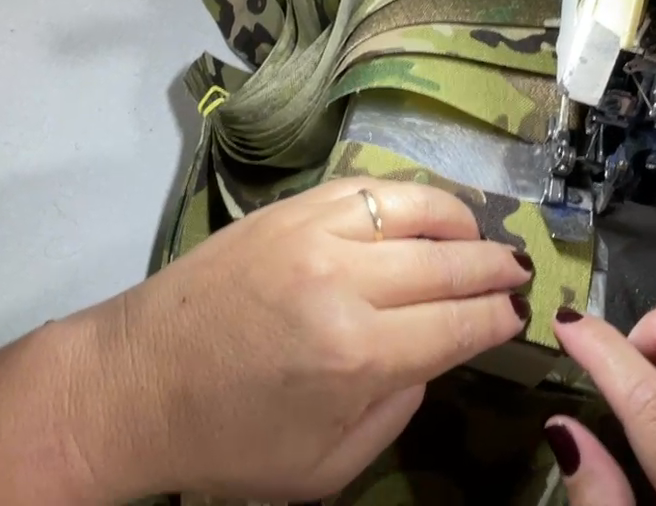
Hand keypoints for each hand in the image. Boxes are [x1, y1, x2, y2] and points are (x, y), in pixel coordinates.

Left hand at [64, 178, 532, 500]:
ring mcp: (312, 233)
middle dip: (494, 267)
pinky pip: (366, 187)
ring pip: (414, 209)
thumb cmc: (229, 442)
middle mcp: (343, 282)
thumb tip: (439, 349)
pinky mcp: (287, 208)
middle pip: (447, 262)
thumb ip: (399, 407)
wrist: (134, 383)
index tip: (521, 313)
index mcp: (357, 357)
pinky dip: (407, 198)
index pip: (458, 324)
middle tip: (519, 270)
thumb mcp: (328, 466)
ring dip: (460, 221)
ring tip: (479, 235)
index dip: (498, 317)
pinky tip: (424, 212)